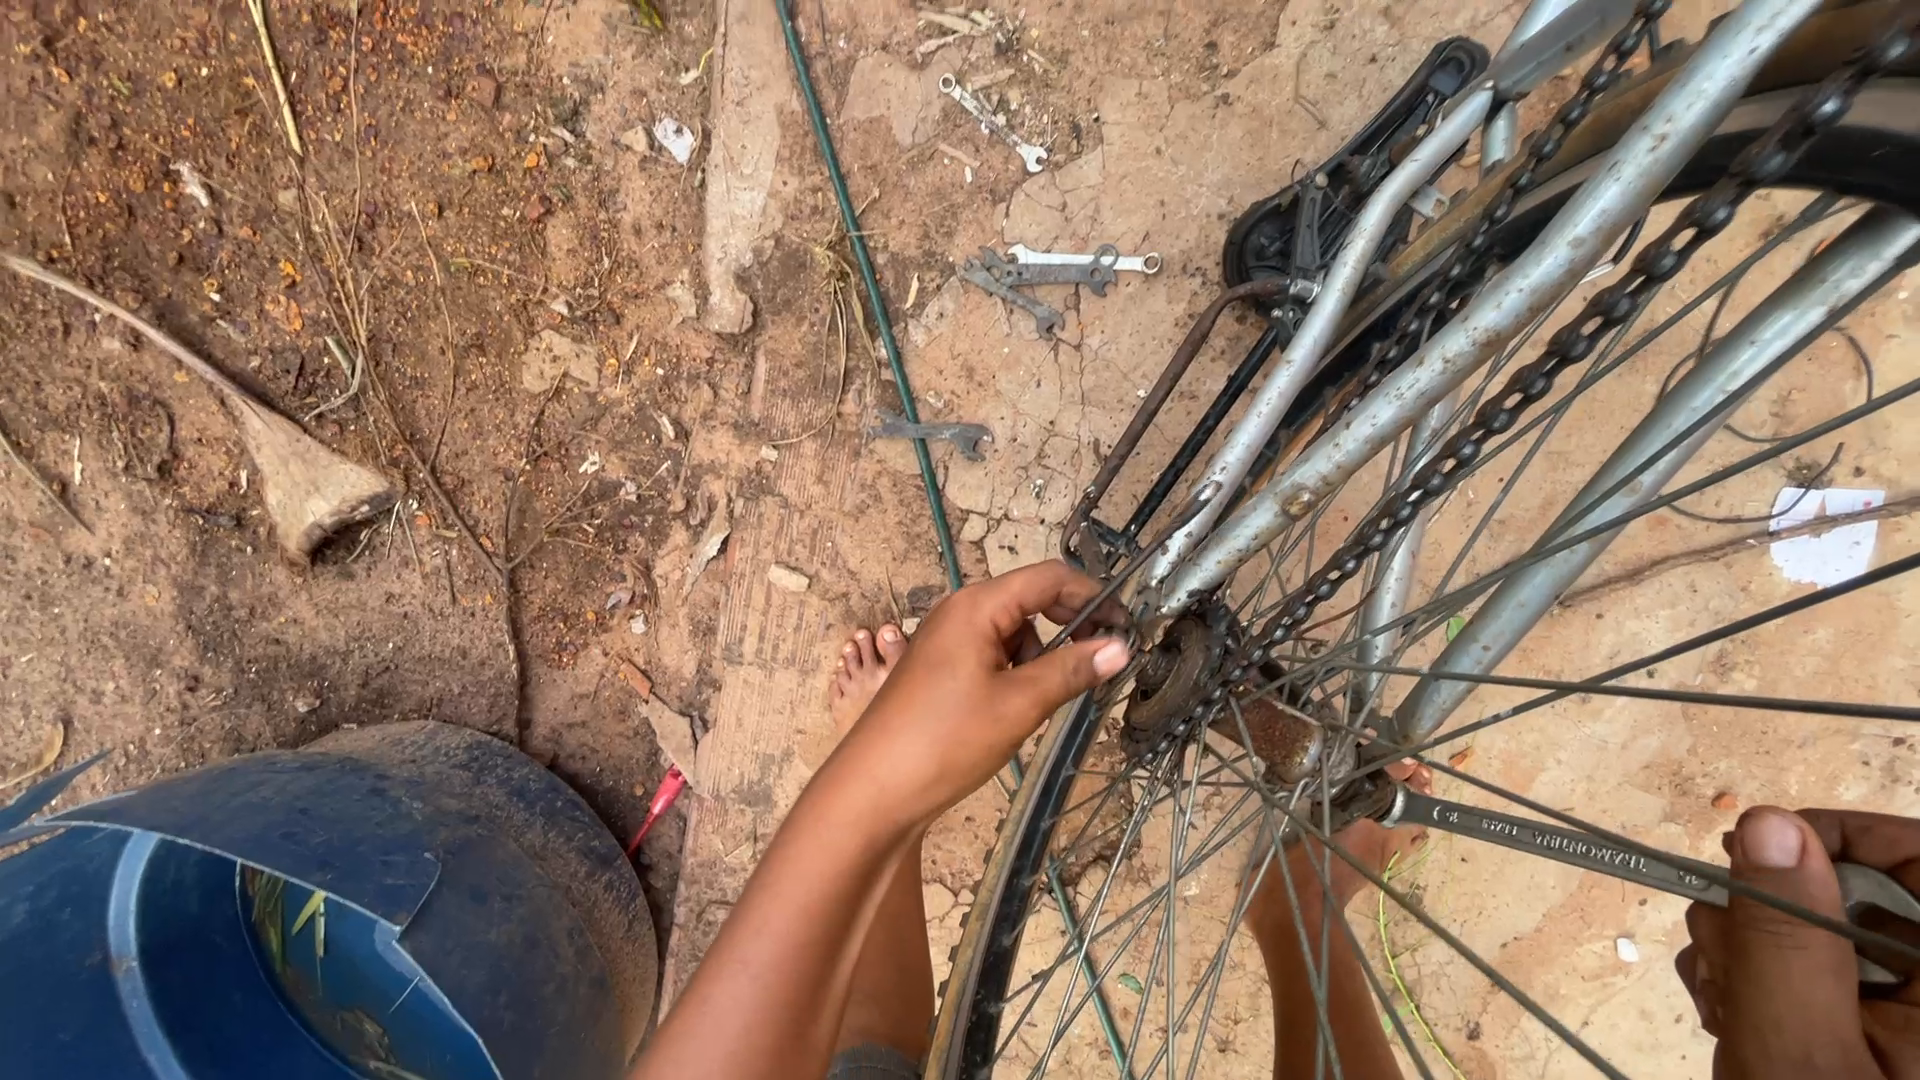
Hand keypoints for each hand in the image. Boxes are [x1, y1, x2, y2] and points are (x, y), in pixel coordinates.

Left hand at [827, 560, 1130, 831]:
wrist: (875, 788)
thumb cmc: (947, 739)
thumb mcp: (1020, 704)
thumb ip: (1072, 669)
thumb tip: (1121, 646)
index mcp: (977, 605)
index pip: (1049, 577)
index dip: (1092, 596)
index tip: (1126, 627)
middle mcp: (960, 610)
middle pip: (1030, 598)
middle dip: (1070, 623)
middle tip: (1103, 658)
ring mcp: (947, 637)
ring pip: (1012, 629)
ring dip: (1041, 652)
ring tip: (1048, 695)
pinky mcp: (941, 665)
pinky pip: (991, 651)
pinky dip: (1016, 668)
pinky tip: (1017, 704)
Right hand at [1675, 807, 1919, 1077]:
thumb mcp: (1795, 1052)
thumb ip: (1780, 934)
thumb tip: (1767, 822)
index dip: (1844, 833)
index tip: (1751, 852)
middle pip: (1866, 895)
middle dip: (1768, 912)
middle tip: (1726, 966)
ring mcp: (1916, 1016)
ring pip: (1832, 932)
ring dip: (1754, 950)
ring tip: (1728, 1008)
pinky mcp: (1892, 1034)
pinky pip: (1827, 969)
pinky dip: (1770, 978)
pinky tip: (1743, 1017)